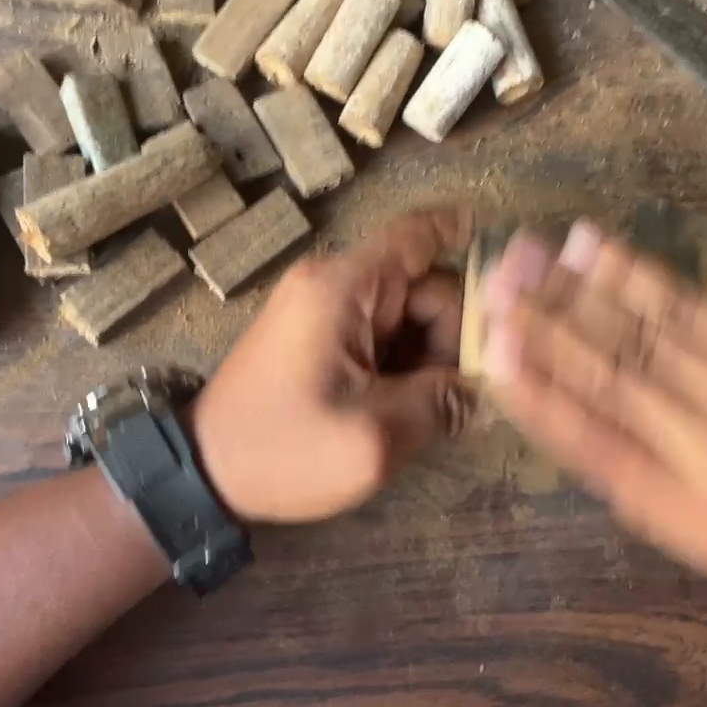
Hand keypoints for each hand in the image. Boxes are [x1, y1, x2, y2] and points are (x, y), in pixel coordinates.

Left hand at [195, 207, 475, 523]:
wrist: (204, 473)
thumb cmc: (284, 449)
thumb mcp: (374, 438)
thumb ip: (441, 404)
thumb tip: (483, 387)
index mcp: (343, 289)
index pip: (414, 236)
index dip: (460, 234)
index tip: (503, 251)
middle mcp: (333, 286)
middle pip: (423, 287)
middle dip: (449, 337)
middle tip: (449, 398)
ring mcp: (323, 312)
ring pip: (406, 317)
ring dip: (426, 359)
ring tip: (415, 413)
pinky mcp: (318, 339)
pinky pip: (380, 337)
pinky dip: (401, 366)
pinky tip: (396, 407)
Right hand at [479, 220, 706, 574]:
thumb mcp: (667, 519)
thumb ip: (605, 461)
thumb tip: (533, 393)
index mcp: (687, 505)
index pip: (599, 442)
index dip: (542, 397)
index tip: (496, 352)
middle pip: (619, 376)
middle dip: (549, 326)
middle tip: (494, 285)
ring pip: (649, 331)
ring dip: (579, 288)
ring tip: (526, 254)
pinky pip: (694, 302)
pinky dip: (634, 270)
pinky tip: (591, 244)